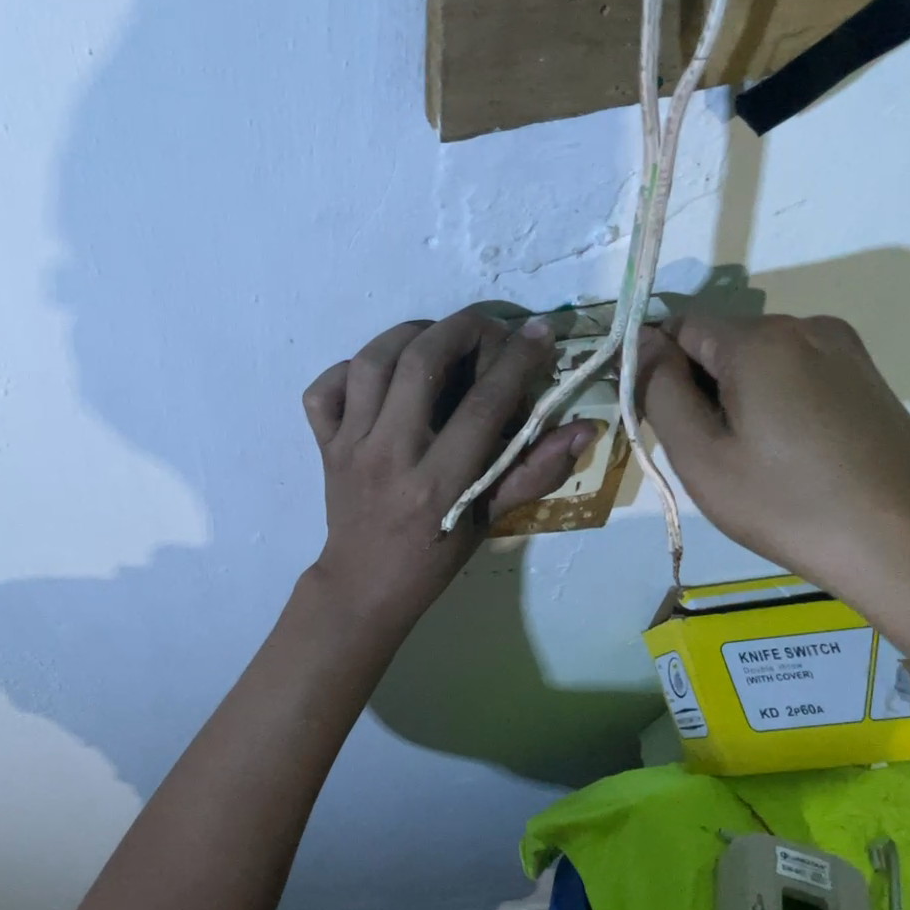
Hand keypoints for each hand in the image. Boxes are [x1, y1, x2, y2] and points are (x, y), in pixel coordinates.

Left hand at [302, 307, 599, 630]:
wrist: (363, 582)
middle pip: (420, 364)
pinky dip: (347, 369)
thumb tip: (586, 427)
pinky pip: (324, 390)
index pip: (483, 404)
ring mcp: (349, 446)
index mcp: (438, 482)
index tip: (539, 333)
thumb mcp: (490, 520)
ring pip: (370, 364)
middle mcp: (389, 455)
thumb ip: (534, 471)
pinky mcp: (323, 443)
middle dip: (461, 330)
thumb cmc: (434, 555)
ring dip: (406, 335)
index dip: (518, 360)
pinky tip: (379, 374)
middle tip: (487, 326)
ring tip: (436, 336)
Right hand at [637, 313, 909, 600]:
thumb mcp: (698, 453)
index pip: (677, 326)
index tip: (653, 417)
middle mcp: (807, 327)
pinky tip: (782, 453)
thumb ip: (658, 389)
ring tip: (743, 457)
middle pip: (718, 341)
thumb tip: (641, 343)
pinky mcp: (866, 379)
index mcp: (761, 340)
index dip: (653, 366)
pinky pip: (792, 373)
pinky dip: (769, 401)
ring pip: (754, 359)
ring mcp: (845, 351)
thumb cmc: (786, 504)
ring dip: (731, 395)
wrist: (908, 549)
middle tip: (700, 449)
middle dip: (694, 384)